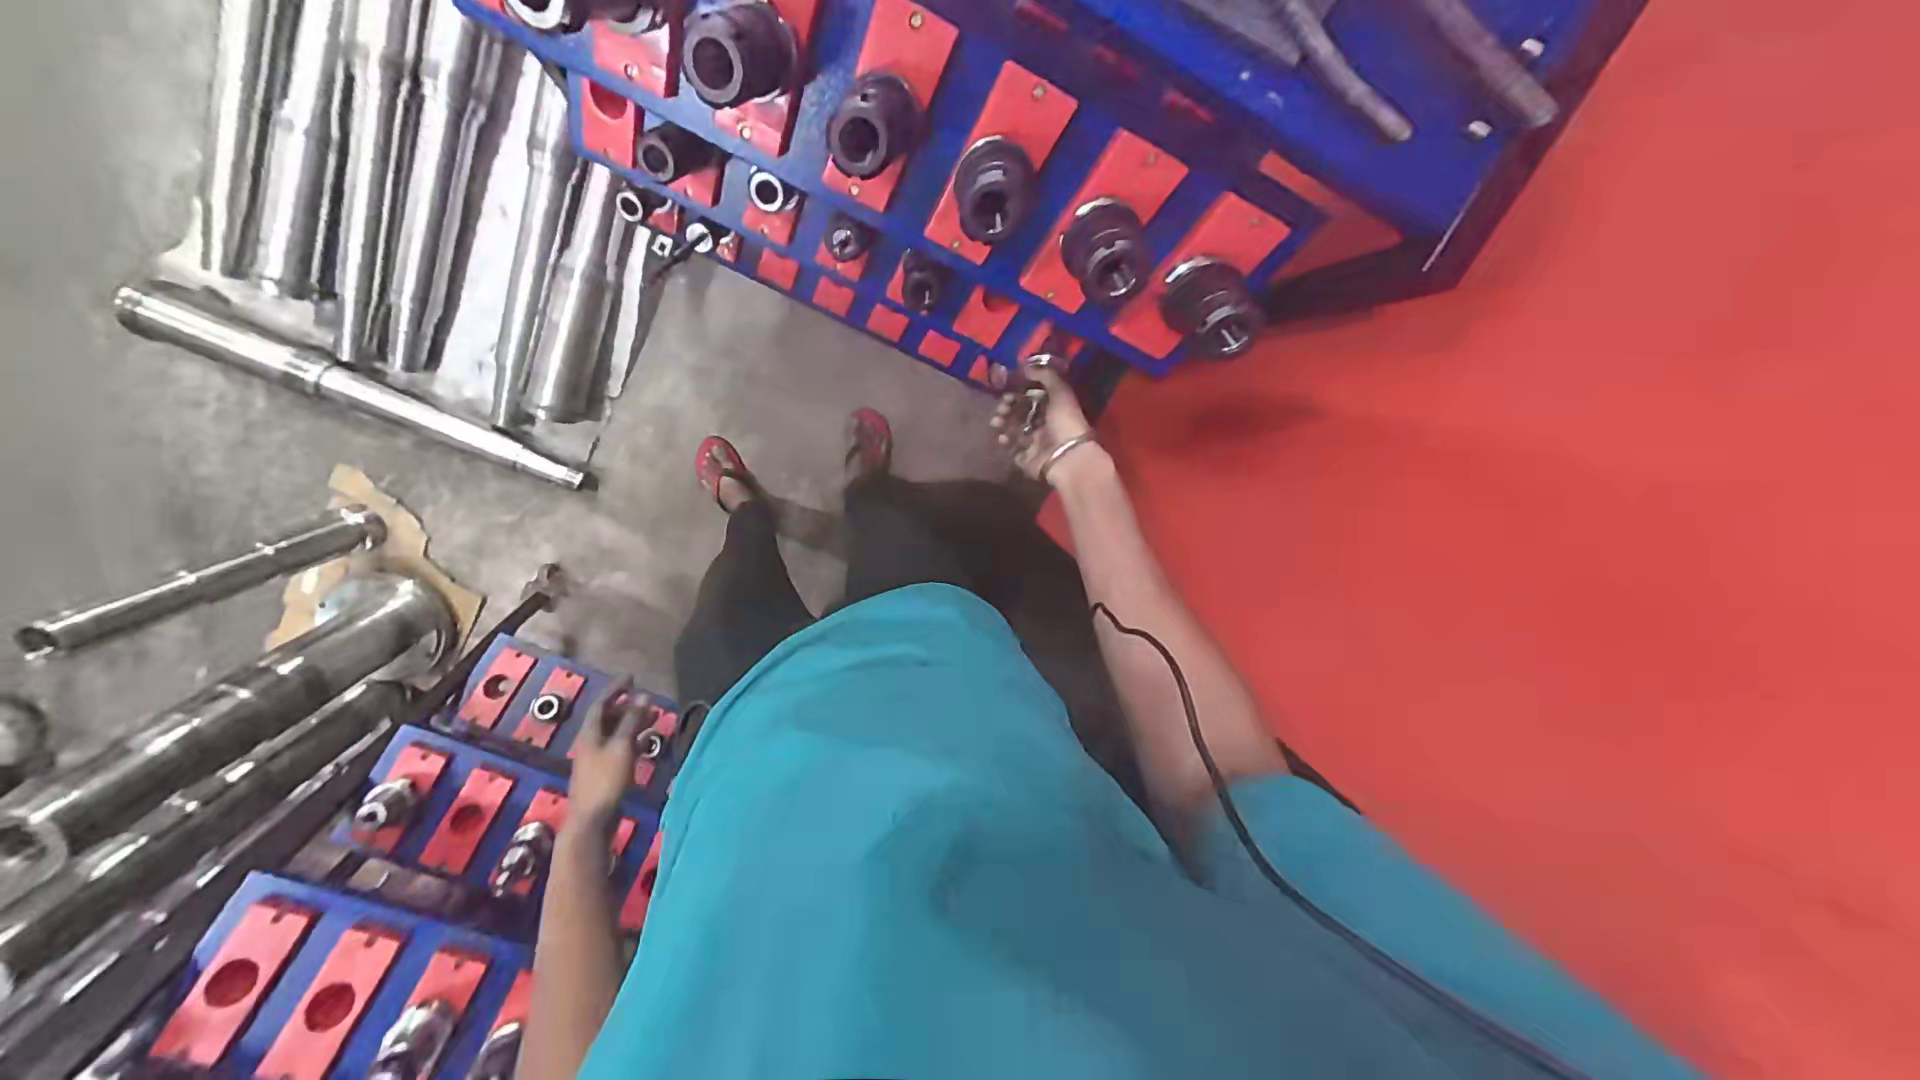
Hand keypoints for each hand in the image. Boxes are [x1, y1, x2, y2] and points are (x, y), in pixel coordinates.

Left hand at [568, 678, 653, 825]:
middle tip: (646, 698)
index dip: (616, 689)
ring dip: (633, 722)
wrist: (592, 819)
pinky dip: (634, 740)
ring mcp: (597, 758)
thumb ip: (632, 721)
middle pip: (608, 718)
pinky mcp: (606, 772)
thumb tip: (643, 696)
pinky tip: (647, 740)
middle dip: (627, 706)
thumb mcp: (621, 747)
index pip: (602, 704)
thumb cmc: (606, 779)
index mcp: (590, 734)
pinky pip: (621, 748)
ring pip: (616, 733)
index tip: (632, 678)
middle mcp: (591, 743)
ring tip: (653, 716)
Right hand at [990, 357, 1102, 485]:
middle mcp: (1044, 424)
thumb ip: (1045, 376)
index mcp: (1053, 408)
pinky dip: (1005, 442)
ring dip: (1003, 423)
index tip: (1007, 389)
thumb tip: (1026, 366)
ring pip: (1013, 430)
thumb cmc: (1065, 422)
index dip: (1018, 392)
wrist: (1067, 457)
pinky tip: (1002, 438)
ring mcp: (1034, 443)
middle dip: (1007, 407)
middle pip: (1020, 413)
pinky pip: (1012, 449)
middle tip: (1001, 407)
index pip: (1031, 397)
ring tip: (996, 422)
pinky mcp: (1026, 459)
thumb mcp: (1060, 392)